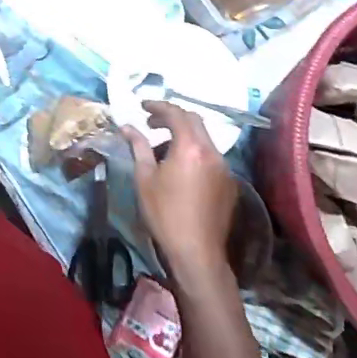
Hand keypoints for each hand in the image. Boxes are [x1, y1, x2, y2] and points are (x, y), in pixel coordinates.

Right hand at [124, 101, 238, 279]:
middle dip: (172, 117)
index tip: (142, 107)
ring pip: (204, 138)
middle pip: (194, 121)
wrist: (197, 251)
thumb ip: (138, 147)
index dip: (158, 106)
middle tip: (151, 124)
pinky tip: (181, 169)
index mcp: (190, 147)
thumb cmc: (165, 214)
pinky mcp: (229, 181)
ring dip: (184, 135)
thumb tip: (127, 127)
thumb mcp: (145, 179)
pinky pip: (211, 156)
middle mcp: (212, 151)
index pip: (176, 113)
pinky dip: (195, 152)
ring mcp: (224, 166)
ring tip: (162, 150)